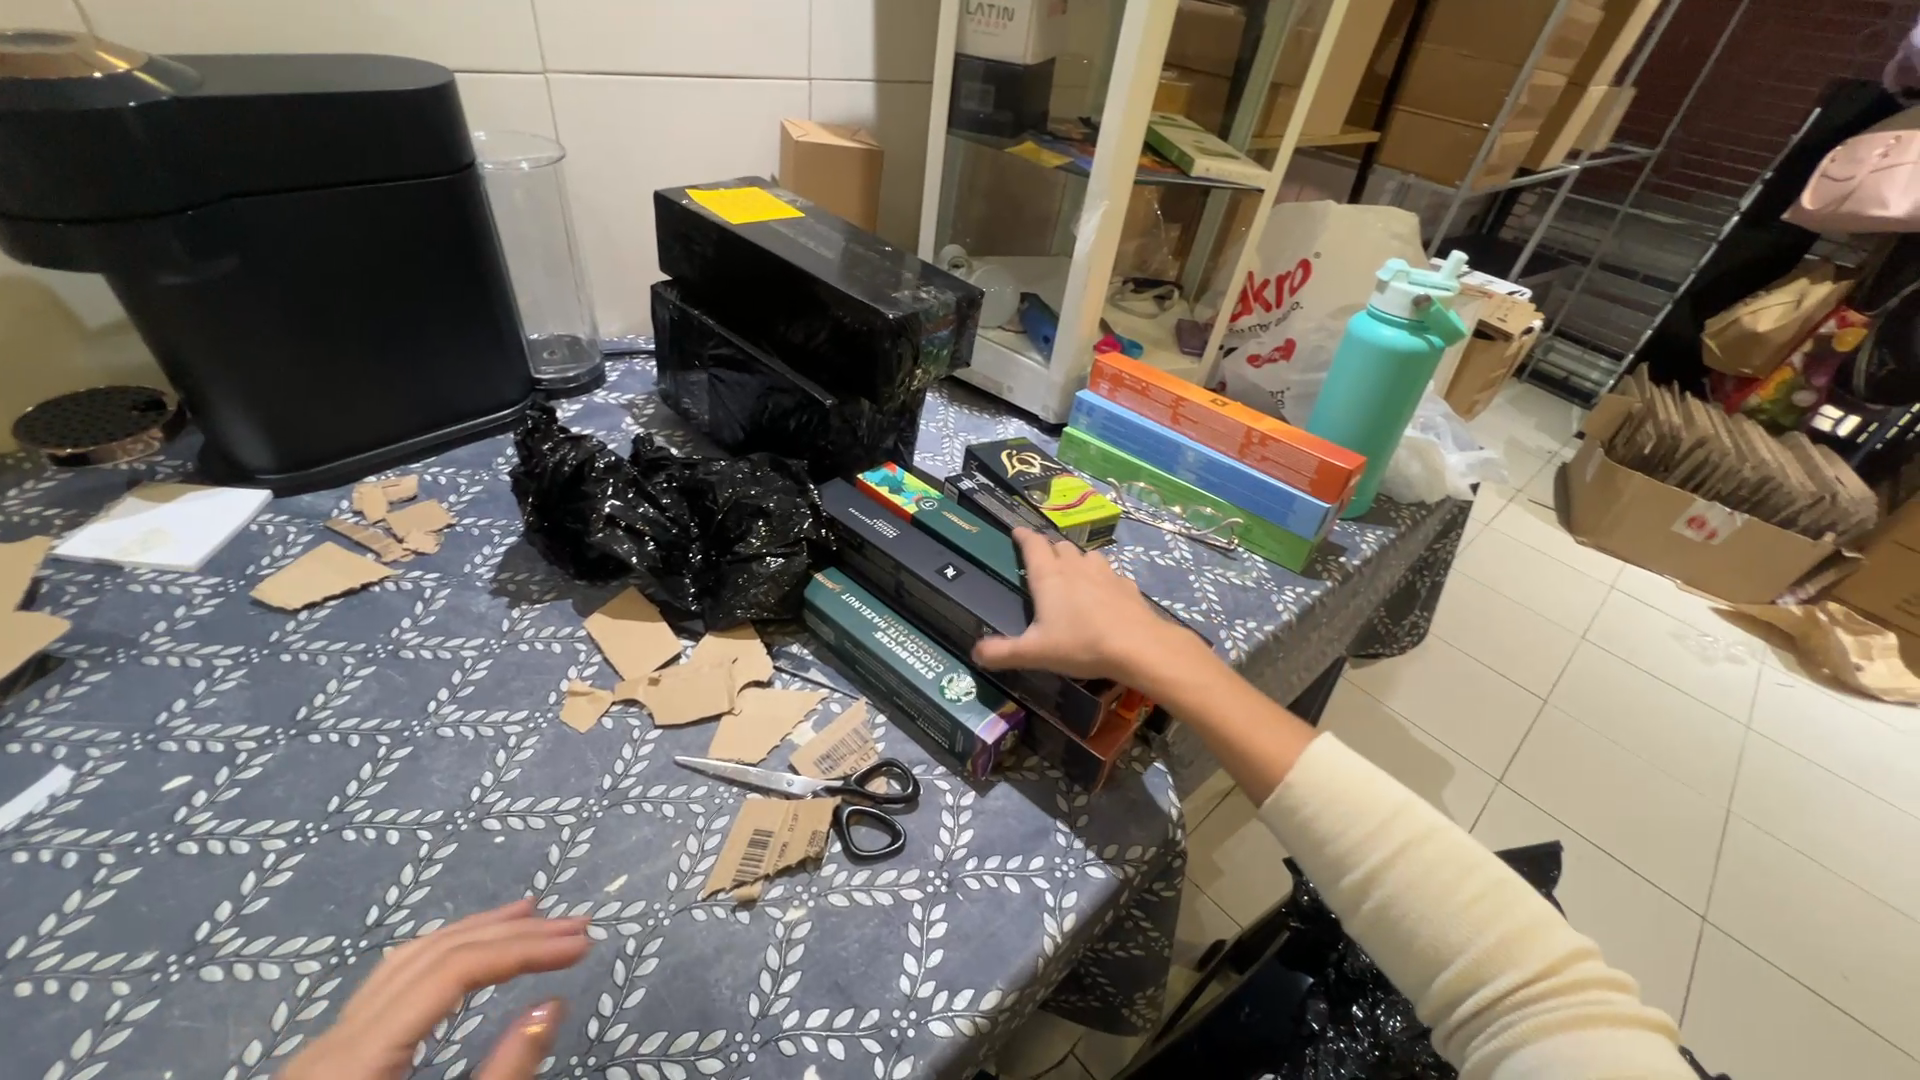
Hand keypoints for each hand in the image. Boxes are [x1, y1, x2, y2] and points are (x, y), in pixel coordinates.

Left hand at [282, 899, 592, 1079]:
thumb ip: (501, 1075)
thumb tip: (554, 1005)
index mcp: (355, 1060)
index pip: (454, 971)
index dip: (524, 949)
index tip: (583, 946)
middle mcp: (333, 1038)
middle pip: (435, 955)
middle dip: (512, 934)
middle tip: (577, 925)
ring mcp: (324, 1045)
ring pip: (408, 958)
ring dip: (477, 932)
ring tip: (532, 914)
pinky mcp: (328, 1058)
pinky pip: (391, 981)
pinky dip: (442, 952)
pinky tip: (468, 949)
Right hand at [972, 529, 1200, 688]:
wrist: (1137, 646)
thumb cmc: (1080, 644)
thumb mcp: (1034, 653)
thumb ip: (1002, 652)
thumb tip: (975, 652)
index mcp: (1048, 576)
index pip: (1032, 544)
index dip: (1023, 536)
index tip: (1016, 531)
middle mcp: (1075, 566)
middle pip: (1059, 546)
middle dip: (1049, 549)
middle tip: (1042, 562)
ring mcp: (1104, 572)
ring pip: (1086, 555)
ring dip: (1076, 560)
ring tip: (1072, 574)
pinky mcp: (1126, 584)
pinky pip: (1109, 573)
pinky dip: (1100, 578)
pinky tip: (1102, 594)